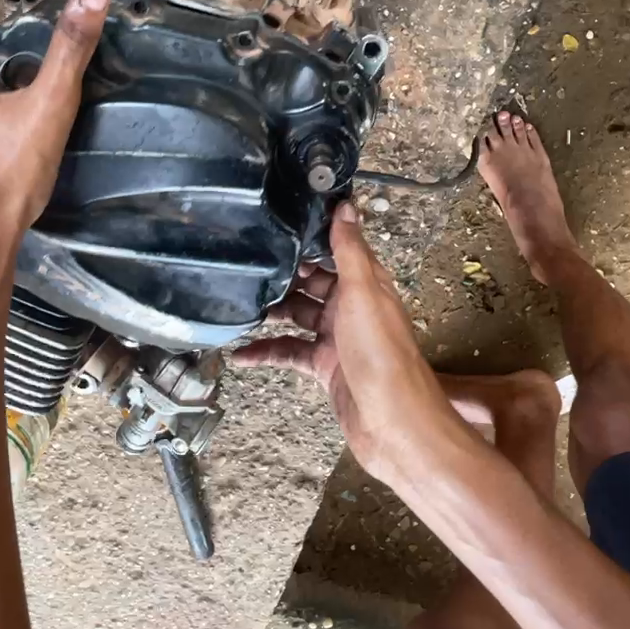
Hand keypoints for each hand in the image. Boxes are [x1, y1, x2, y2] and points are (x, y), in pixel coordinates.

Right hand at [234, 203, 459, 484]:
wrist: (393, 424)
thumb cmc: (381, 354)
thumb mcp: (362, 294)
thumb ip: (350, 251)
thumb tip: (345, 204)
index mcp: (364, 284)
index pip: (335, 250)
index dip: (310, 235)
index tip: (276, 220)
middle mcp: (351, 307)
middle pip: (311, 282)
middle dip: (282, 275)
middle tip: (245, 264)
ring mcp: (336, 338)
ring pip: (297, 316)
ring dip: (270, 313)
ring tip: (235, 305)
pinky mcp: (324, 366)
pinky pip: (290, 352)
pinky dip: (267, 352)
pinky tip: (240, 354)